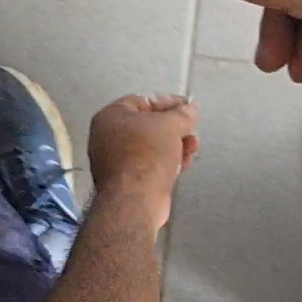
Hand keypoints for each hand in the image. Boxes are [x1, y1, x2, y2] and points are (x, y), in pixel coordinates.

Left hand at [87, 95, 199, 228]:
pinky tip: (185, 163)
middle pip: (147, 125)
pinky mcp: (127, 182)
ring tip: (194, 146)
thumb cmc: (147, 153)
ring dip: (175, 144)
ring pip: (151, 146)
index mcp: (110, 117)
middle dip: (174, 127)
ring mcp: (115, 161)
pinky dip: (167, 161)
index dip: (168, 102)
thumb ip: (183, 114)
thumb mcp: (170, 126)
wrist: (135, 200)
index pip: (142, 101)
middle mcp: (108, 137)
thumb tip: (192, 109)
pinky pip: (149, 164)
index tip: (189, 107)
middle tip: (192, 129)